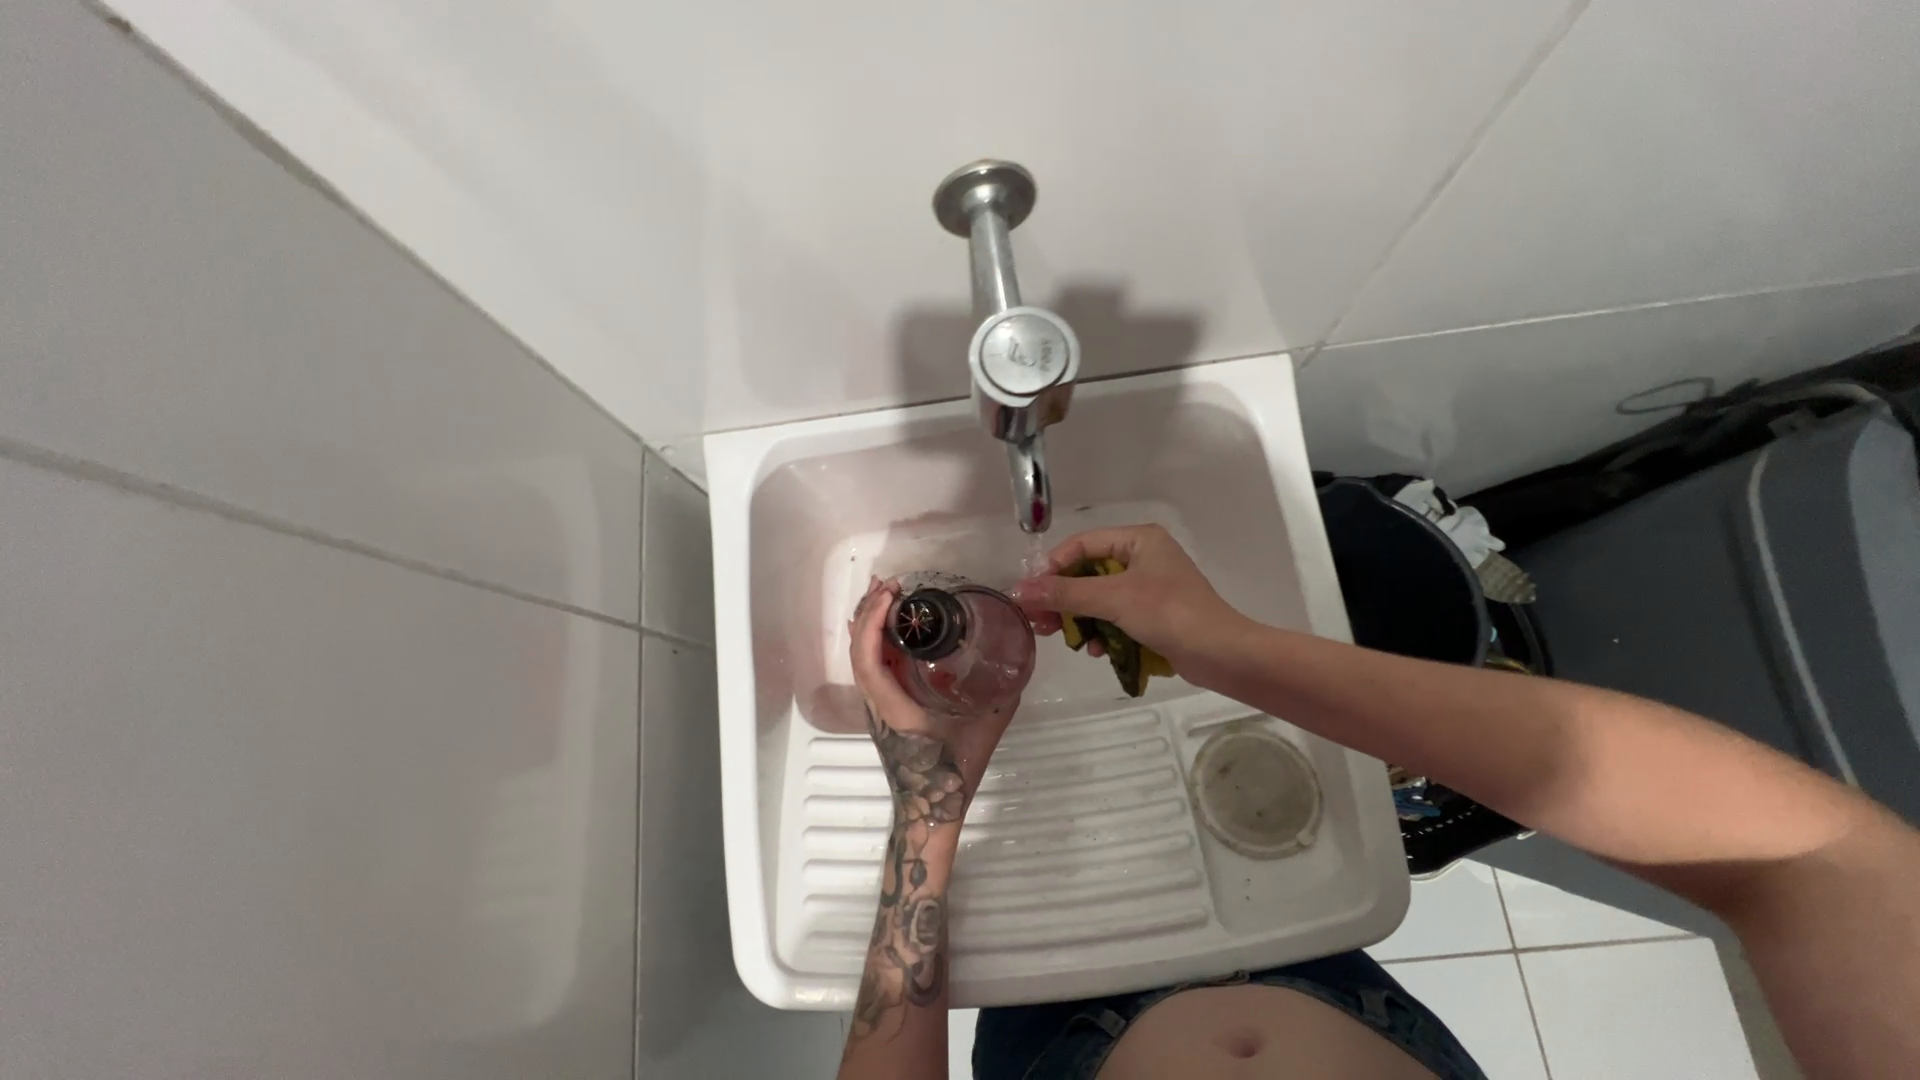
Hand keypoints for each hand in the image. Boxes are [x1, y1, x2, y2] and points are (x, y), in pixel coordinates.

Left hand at [848, 577, 1013, 824]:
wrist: (929, 812)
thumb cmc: (951, 774)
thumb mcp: (983, 731)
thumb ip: (1001, 698)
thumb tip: (1020, 663)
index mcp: (892, 706)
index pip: (868, 658)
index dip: (873, 622)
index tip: (891, 594)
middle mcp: (875, 703)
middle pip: (857, 651)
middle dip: (869, 613)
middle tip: (890, 583)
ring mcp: (875, 707)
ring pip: (860, 659)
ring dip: (869, 625)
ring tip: (886, 596)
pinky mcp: (882, 711)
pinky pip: (870, 669)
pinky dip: (874, 642)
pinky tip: (889, 631)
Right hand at [1012, 524, 1244, 672]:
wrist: (1221, 654)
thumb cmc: (1169, 614)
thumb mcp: (1113, 599)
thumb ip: (1065, 593)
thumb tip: (1019, 590)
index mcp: (1138, 540)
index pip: (1082, 544)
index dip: (1053, 566)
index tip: (1032, 593)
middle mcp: (1143, 557)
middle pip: (1087, 572)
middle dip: (1063, 599)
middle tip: (1039, 622)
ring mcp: (1149, 587)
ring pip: (1098, 598)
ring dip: (1080, 619)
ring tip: (1066, 641)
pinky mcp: (1153, 614)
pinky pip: (1115, 616)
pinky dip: (1102, 631)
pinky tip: (1097, 651)